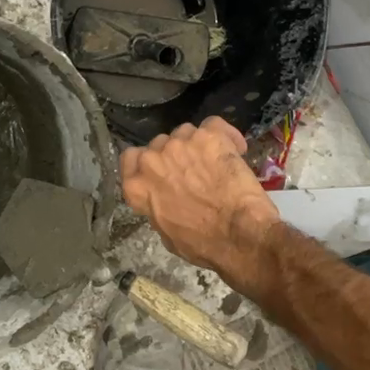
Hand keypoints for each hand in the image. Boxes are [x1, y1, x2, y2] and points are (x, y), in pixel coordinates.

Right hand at [119, 117, 281, 279]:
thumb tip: (164, 198)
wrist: (240, 234)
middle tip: (191, 173)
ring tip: (214, 164)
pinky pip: (212, 125)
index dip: (145, 163)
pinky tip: (234, 149)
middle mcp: (153, 159)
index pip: (130, 159)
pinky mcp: (209, 135)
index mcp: (137, 185)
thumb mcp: (167, 233)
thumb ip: (157, 206)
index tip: (159, 172)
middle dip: (173, 156)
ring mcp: (180, 143)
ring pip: (184, 133)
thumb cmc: (203, 244)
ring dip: (196, 146)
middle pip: (158, 145)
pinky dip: (223, 134)